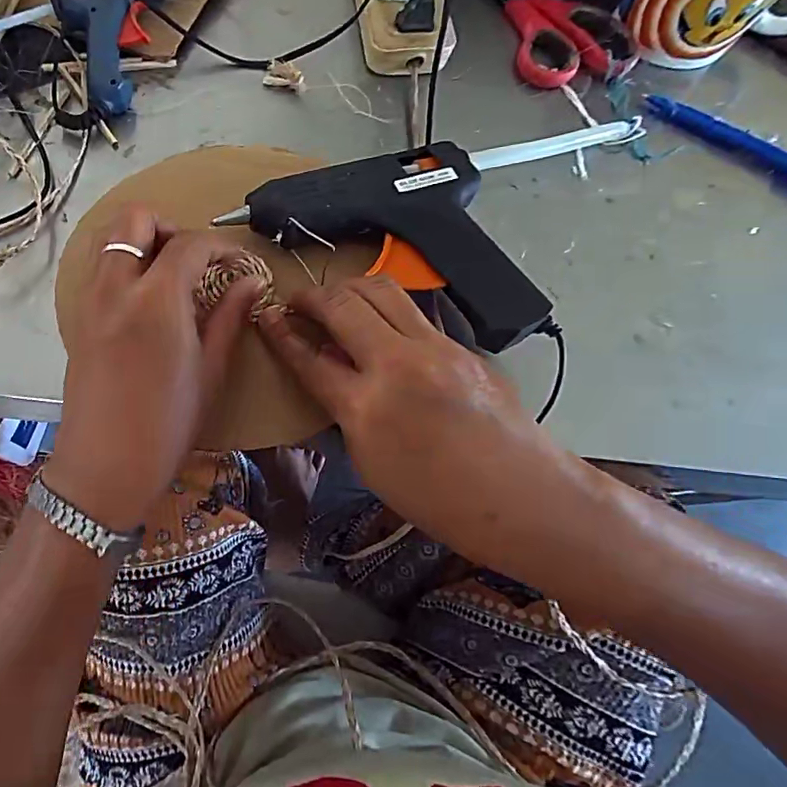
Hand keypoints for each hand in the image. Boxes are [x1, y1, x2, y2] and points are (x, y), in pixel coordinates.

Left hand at [44, 208, 262, 530]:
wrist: (104, 468)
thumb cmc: (167, 427)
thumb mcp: (210, 372)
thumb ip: (228, 317)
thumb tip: (250, 282)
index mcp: (156, 298)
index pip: (189, 244)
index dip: (219, 247)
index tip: (236, 264)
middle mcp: (115, 288)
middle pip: (133, 220)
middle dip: (168, 227)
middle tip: (193, 261)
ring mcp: (89, 303)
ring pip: (107, 241)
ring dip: (139, 243)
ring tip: (169, 279)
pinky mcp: (77, 321)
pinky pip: (97, 271)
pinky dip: (120, 266)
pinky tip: (144, 302)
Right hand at [256, 277, 605, 568]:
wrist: (520, 496)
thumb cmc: (435, 498)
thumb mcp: (369, 461)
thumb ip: (344, 408)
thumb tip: (330, 368)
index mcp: (365, 406)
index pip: (309, 356)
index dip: (281, 333)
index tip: (266, 317)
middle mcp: (398, 364)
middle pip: (343, 304)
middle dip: (312, 296)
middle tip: (298, 303)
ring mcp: (437, 349)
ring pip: (383, 290)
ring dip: (349, 288)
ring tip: (336, 301)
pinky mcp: (464, 347)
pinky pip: (415, 313)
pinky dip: (387, 311)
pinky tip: (382, 327)